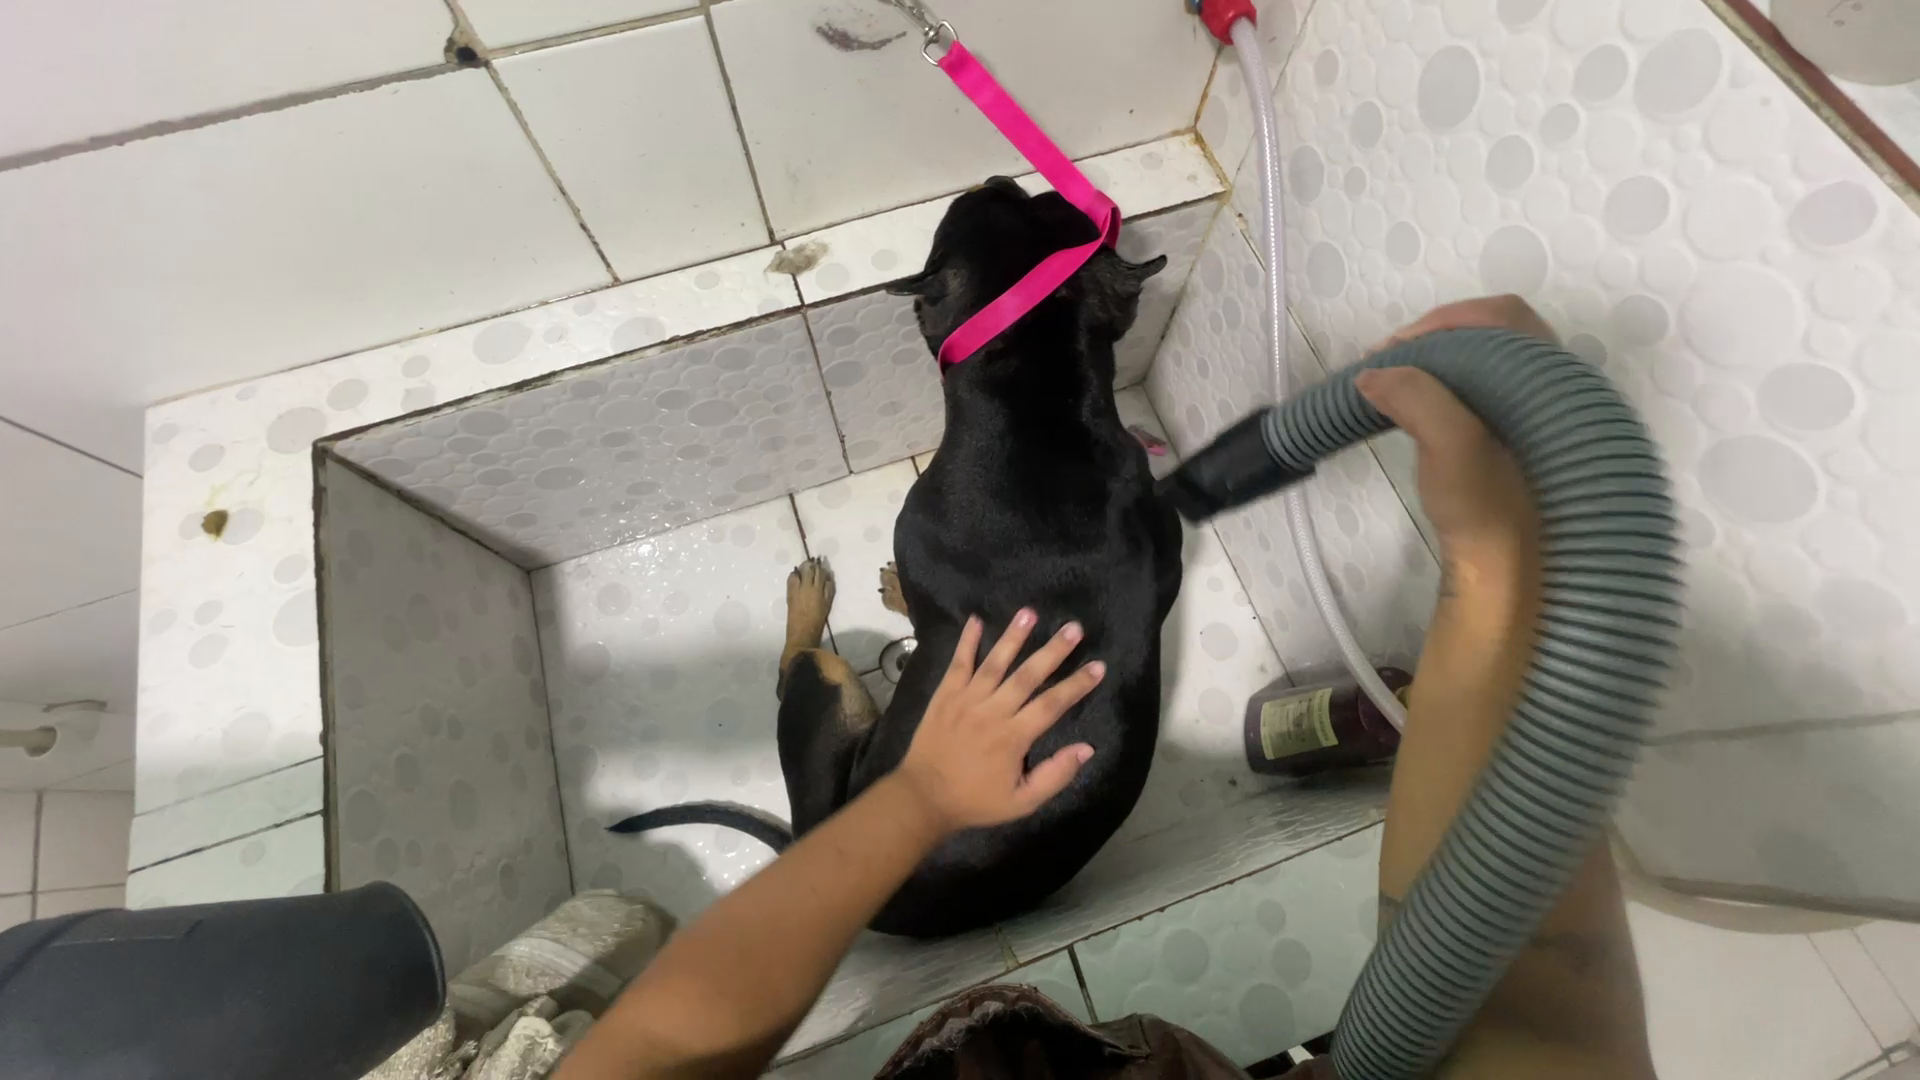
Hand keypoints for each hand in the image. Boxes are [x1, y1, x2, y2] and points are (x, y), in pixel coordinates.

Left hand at [896, 610, 1104, 833]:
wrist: (924, 797)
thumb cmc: (976, 801)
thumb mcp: (1022, 801)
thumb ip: (1055, 775)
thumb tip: (1086, 748)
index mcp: (1013, 737)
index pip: (1052, 704)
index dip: (1077, 685)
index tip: (1098, 666)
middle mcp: (992, 711)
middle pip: (1028, 675)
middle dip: (1053, 650)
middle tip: (1074, 628)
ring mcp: (966, 699)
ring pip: (995, 662)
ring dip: (1013, 637)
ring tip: (1030, 613)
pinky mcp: (945, 694)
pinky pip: (958, 663)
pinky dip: (967, 641)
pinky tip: (975, 619)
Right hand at [1358, 297, 1543, 589]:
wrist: (1518, 570)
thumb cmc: (1490, 510)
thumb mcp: (1451, 450)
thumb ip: (1416, 401)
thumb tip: (1372, 372)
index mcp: (1548, 379)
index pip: (1498, 317)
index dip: (1438, 323)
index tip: (1389, 351)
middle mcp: (1556, 384)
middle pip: (1495, 332)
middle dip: (1434, 339)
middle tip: (1386, 364)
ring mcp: (1542, 411)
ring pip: (1490, 360)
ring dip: (1439, 362)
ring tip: (1393, 384)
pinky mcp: (1525, 436)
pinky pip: (1488, 386)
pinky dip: (1448, 384)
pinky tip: (1420, 409)